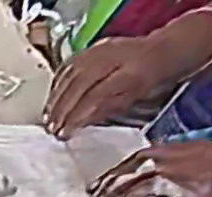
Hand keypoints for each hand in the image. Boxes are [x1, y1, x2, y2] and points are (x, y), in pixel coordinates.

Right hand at [45, 22, 211, 135]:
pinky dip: (56, 86)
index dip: (77, 116)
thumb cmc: (147, 79)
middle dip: (62, 109)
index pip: (96, 94)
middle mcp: (116, 55)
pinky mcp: (92, 48)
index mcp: (132, 70)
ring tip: (49, 119)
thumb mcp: (131, 99)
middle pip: (80, 84)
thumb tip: (77, 124)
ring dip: (55, 100)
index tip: (64, 132)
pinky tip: (53, 101)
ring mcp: (102, 49)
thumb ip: (103, 111)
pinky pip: (67, 68)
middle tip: (52, 129)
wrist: (163, 50)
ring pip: (70, 76)